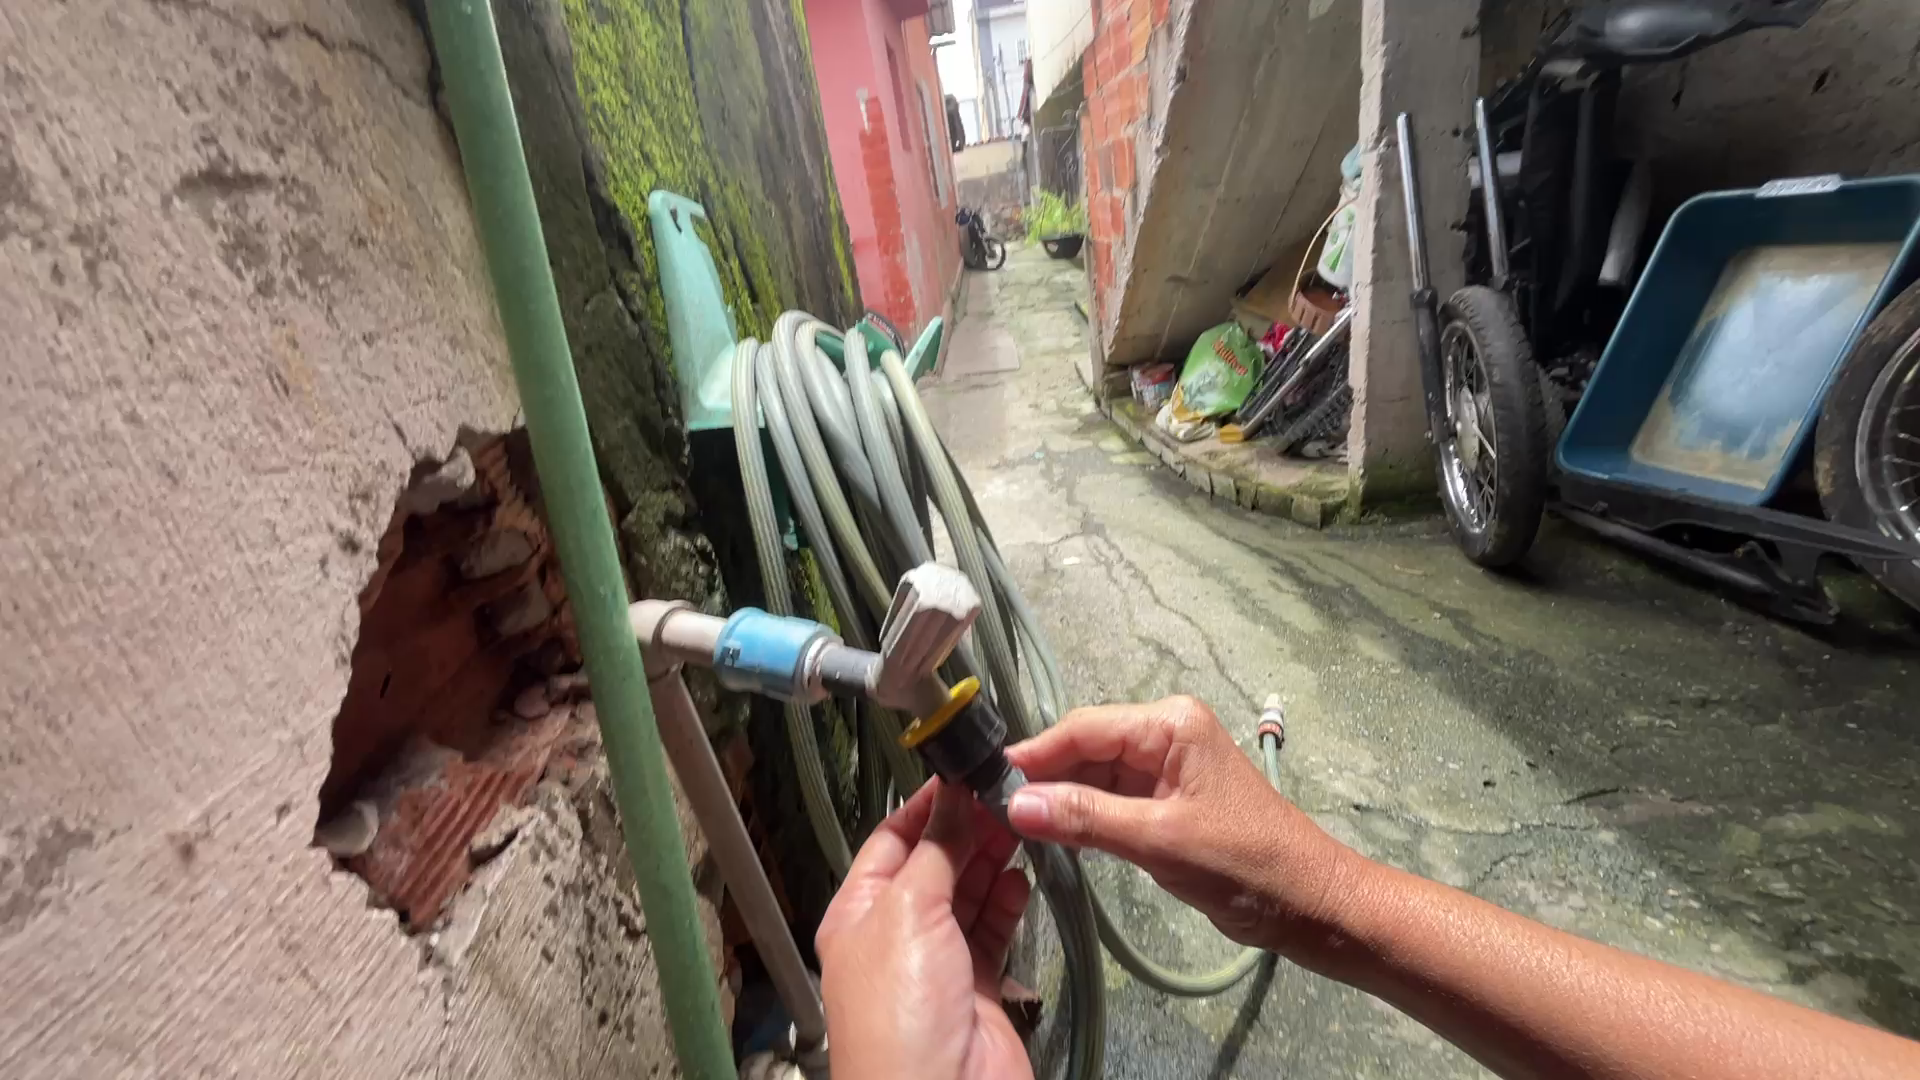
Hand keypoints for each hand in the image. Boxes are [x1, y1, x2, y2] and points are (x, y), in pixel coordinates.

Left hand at [816, 779, 1034, 1079]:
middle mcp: (894, 931)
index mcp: (859, 910)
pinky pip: (991, 930)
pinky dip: (1006, 903)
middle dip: (967, 830)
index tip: (963, 775)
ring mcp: (937, 959)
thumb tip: (953, 792)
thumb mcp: (909, 909)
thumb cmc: (903, 1006)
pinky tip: (1021, 880)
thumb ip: (936, 847)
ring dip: (990, 861)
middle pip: (934, 863)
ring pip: (967, 893)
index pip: (892, 839)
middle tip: (1003, 797)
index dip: (927, 806)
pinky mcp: (976, 984)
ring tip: (1019, 828)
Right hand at [1005, 696, 1363, 960]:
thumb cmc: (1245, 864)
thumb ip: (1087, 819)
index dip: (1037, 753)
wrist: (1313, 906)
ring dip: (1063, 797)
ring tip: (1017, 821)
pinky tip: (1056, 831)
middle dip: (1047, 776)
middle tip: (998, 807)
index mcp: (1169, 722)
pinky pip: (1111, 796)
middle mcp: (1163, 731)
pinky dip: (1085, 814)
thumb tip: (1015, 804)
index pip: (1085, 727)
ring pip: (1095, 773)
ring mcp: (1163, 763)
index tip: (990, 779)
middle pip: (1087, 746)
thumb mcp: (1161, 841)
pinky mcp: (1164, 795)